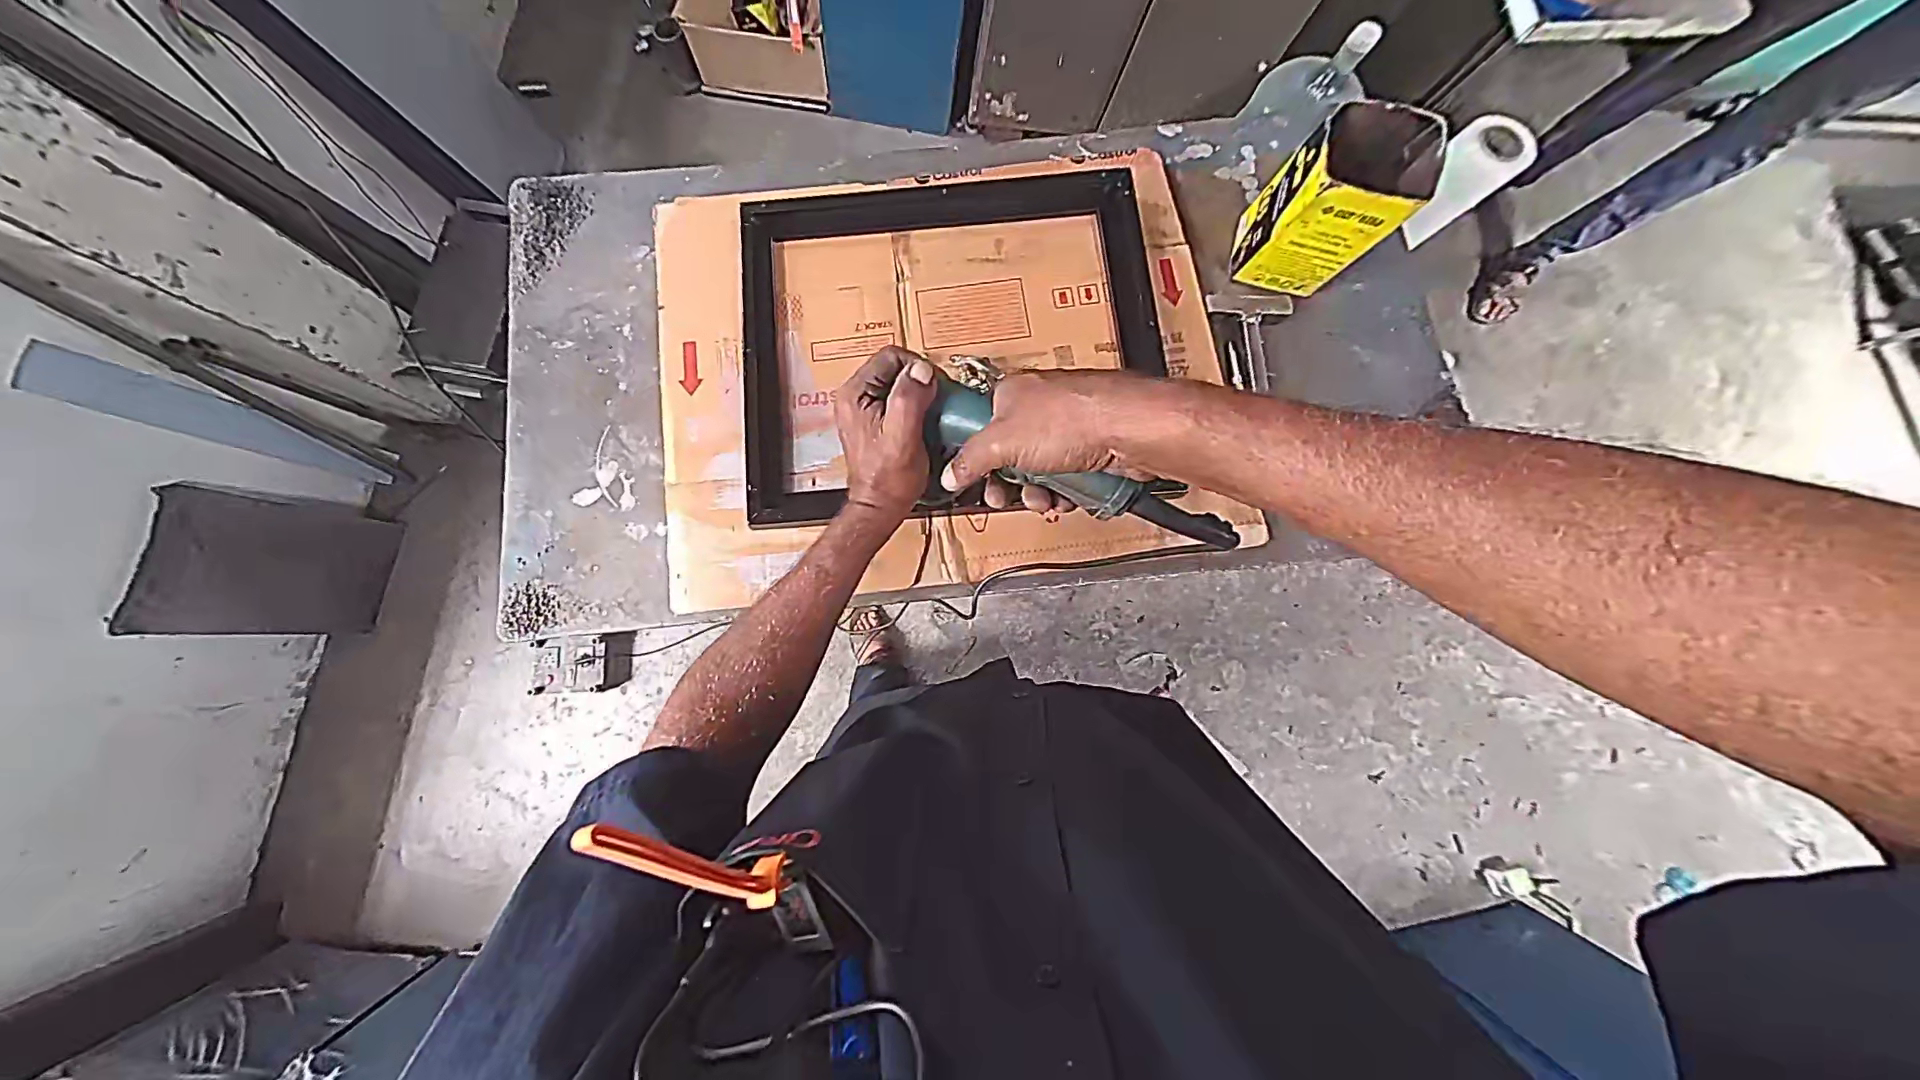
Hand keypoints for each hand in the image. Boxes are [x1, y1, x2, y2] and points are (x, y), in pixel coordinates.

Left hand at [835, 346, 937, 522]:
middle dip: (920, 381)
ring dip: (919, 394)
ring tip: (932, 411)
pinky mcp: (874, 422)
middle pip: (895, 368)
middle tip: (937, 399)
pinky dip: (915, 406)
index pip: (891, 356)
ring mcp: (864, 410)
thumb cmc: (889, 479)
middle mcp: (855, 397)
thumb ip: (910, 398)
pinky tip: (924, 422)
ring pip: (898, 384)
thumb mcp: (903, 435)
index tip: (935, 386)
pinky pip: (898, 401)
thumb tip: (922, 370)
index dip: (918, 367)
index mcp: (855, 395)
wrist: (880, 506)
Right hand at [941, 370, 1159, 496]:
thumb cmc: (1075, 418)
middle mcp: (1038, 407)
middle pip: (1008, 454)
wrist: (1129, 430)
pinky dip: (1063, 492)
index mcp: (1011, 393)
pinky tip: (1066, 498)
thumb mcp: (1003, 443)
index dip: (973, 455)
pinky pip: (1064, 476)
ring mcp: (1065, 428)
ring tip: (1045, 499)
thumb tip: (949, 475)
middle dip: (1009, 482)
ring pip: (1037, 470)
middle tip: (1005, 496)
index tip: (968, 476)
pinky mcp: (1088, 448)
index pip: (978, 425)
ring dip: (1037, 492)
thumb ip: (970, 460)